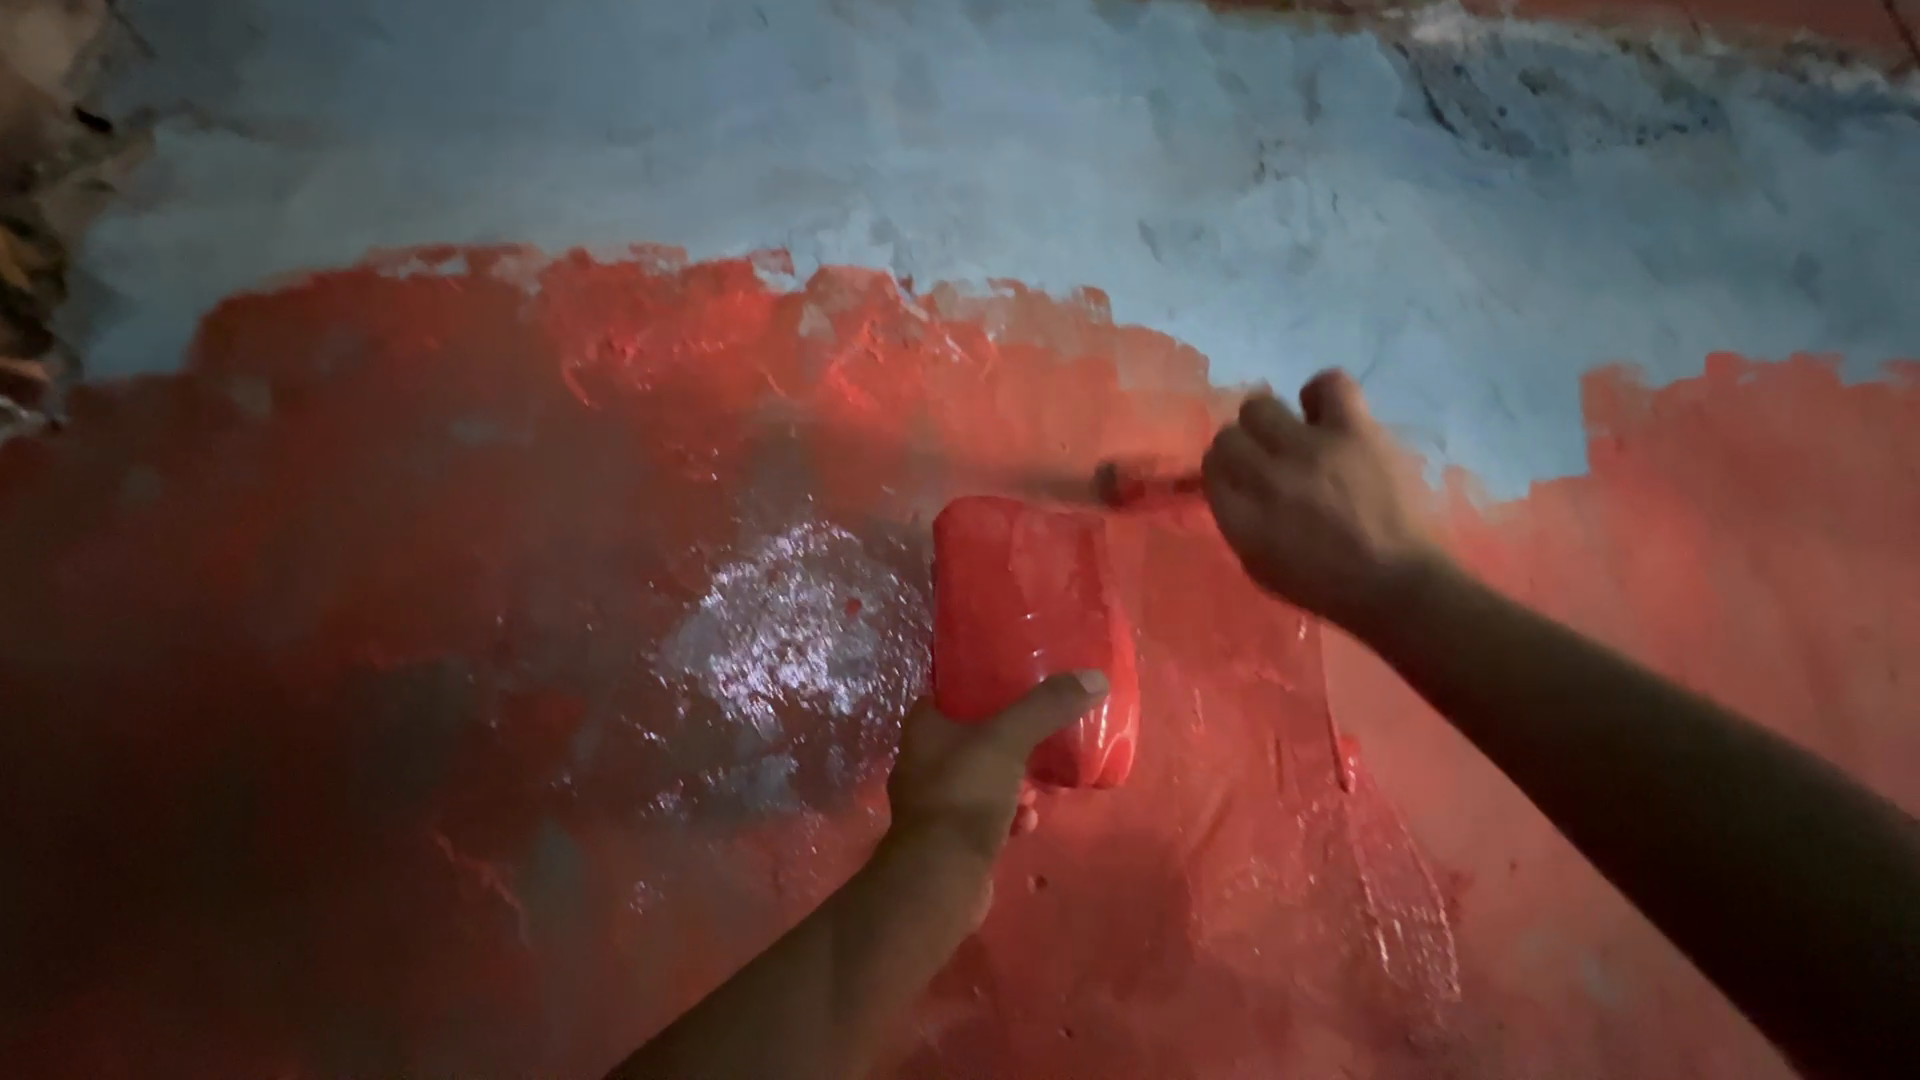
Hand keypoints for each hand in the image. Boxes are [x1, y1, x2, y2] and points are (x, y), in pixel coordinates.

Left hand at [887, 672, 1109, 859]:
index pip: (944, 695)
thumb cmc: (965, 794)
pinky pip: (982, 817)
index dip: (974, 690)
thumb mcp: (1008, 740)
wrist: (942, 878)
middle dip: (1004, 741)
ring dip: (1010, 782)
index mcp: (923, 730)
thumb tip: (1094, 677)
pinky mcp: (946, 839)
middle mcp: (920, 763)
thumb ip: (1047, 708)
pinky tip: (1028, 822)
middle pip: (966, 739)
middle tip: (1037, 738)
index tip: (1009, 687)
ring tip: (1038, 785)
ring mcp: (932, 805)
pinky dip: (1006, 816)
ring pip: (978, 780)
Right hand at [1202, 369, 1445, 632]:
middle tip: (1270, 462)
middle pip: (1229, 436)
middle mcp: (1264, 476)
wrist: (1397, 585)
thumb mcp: (1258, 565)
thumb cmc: (1324, 586)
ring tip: (1298, 437)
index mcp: (1238, 515)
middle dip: (1245, 448)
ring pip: (1261, 405)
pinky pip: (1327, 383)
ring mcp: (1308, 448)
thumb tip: (1235, 487)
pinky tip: (1327, 415)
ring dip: (1274, 422)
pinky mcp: (1352, 430)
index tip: (1243, 481)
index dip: (1226, 471)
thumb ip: (1239, 520)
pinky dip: (1321, 394)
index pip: (1210, 467)